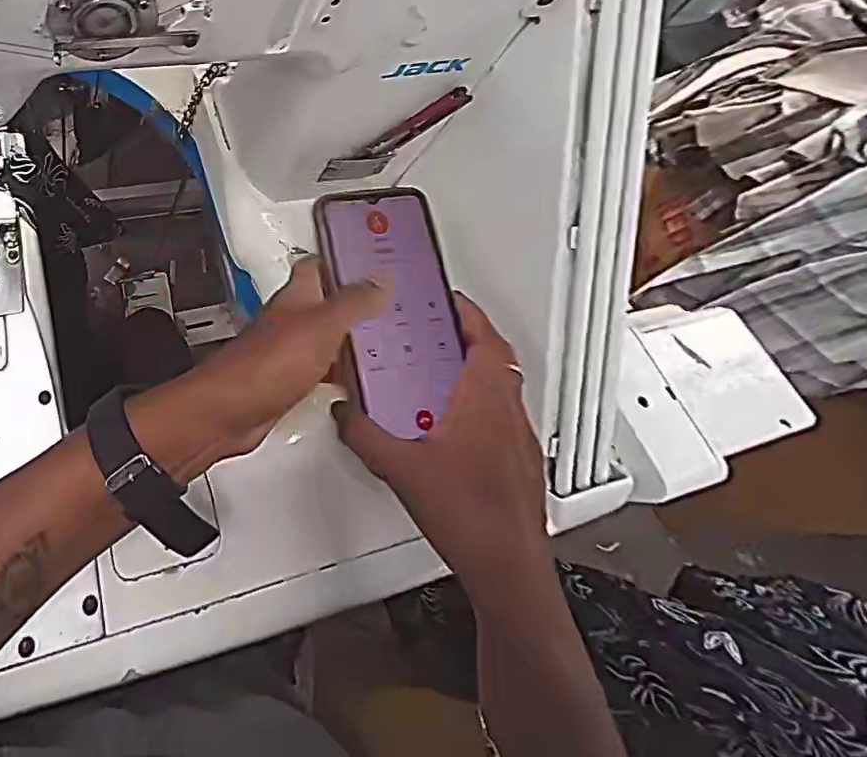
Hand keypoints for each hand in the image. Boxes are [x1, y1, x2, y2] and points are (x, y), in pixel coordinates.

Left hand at [136, 257, 386, 475]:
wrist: (231, 410)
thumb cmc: (266, 363)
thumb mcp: (323, 325)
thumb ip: (354, 302)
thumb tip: (381, 279)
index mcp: (296, 296)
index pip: (317, 265)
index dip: (340, 258)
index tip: (367, 256)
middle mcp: (290, 319)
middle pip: (324, 301)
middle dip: (352, 300)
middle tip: (384, 300)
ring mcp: (287, 350)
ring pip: (324, 335)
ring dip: (348, 336)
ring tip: (382, 336)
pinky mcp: (287, 380)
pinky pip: (321, 368)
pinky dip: (339, 370)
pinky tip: (355, 378)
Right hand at [333, 295, 550, 587]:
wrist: (508, 566)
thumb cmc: (471, 518)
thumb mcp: (400, 468)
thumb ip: (364, 434)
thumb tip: (345, 414)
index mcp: (483, 400)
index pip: (485, 337)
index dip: (469, 313)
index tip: (452, 300)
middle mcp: (508, 411)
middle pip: (497, 356)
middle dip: (471, 337)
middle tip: (445, 331)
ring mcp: (519, 436)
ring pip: (503, 385)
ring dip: (479, 369)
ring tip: (445, 372)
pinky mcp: (521, 460)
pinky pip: (505, 414)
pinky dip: (483, 402)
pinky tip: (456, 425)